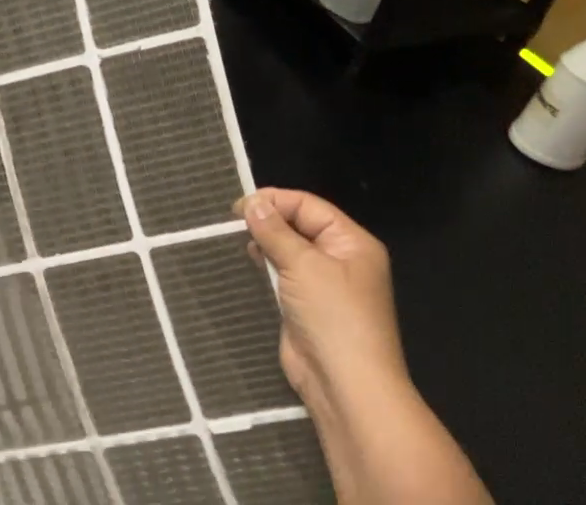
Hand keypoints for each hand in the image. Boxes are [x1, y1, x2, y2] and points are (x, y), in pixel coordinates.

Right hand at [236, 188, 407, 404]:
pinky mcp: (306, 304)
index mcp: (352, 243)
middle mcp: (341, 259)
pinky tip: (248, 262)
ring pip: (288, 249)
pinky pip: (283, 274)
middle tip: (233, 223)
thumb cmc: (332, 316)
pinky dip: (265, 265)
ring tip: (238, 241)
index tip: (238, 207)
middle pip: (299, 225)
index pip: (308, 206)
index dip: (274, 201)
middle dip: (268, 221)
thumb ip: (274, 231)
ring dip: (264, 243)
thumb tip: (252, 202)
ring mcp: (324, 284)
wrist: (345, 384)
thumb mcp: (302, 265)